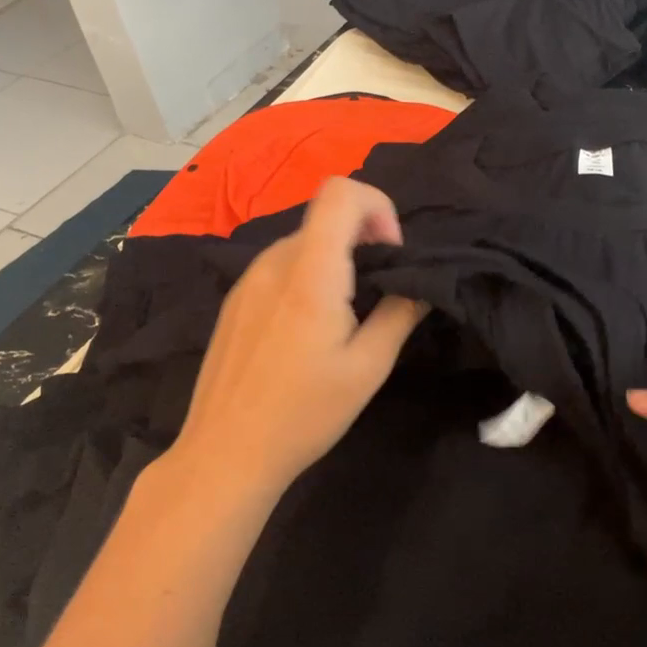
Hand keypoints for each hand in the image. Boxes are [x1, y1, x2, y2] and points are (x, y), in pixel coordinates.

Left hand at [166, 177, 427, 495]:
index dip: (378, 207)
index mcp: (309, 273)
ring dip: (336, 261)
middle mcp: (274, 263)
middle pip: (326, 218)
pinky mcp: (235, 300)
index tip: (392, 255)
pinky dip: (308, 277)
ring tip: (345, 319)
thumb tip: (421, 282)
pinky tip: (308, 332)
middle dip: (363, 242)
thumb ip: (400, 313)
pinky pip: (281, 267)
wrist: (224, 453)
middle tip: (379, 296)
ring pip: (304, 243)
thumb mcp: (368, 368)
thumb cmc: (304, 414)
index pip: (341, 192)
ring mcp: (247, 280)